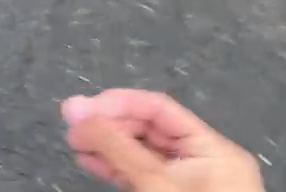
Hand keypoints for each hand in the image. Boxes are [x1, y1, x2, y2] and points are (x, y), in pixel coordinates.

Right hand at [61, 89, 263, 191]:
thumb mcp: (156, 182)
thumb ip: (116, 144)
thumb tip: (73, 106)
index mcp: (213, 150)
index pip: (155, 107)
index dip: (113, 103)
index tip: (78, 111)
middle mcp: (205, 159)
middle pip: (145, 127)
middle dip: (105, 127)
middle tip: (72, 130)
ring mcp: (192, 180)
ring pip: (140, 149)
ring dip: (105, 145)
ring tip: (76, 146)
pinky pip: (142, 170)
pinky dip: (116, 165)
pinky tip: (91, 163)